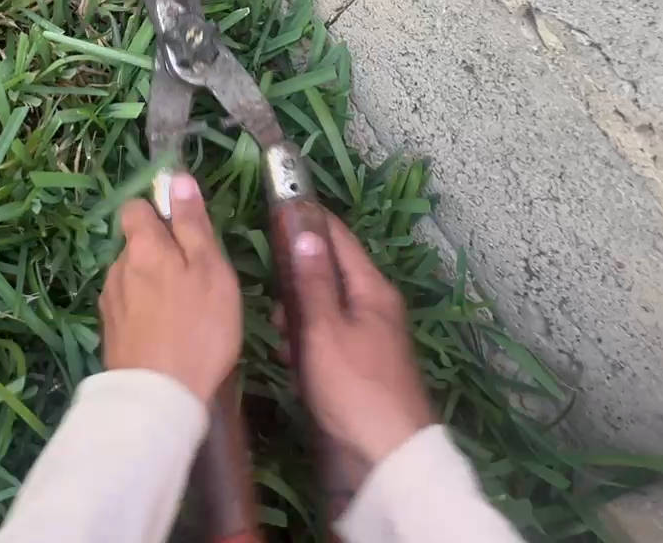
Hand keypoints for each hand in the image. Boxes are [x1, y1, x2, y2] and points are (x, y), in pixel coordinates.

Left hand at [101, 172, 241, 403]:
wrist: (159, 401)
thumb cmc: (197, 328)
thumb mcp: (210, 269)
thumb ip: (192, 224)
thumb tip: (178, 179)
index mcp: (141, 247)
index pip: (134, 208)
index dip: (157, 212)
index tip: (184, 231)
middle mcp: (117, 267)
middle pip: (136, 244)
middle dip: (161, 253)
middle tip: (197, 279)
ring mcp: (109, 302)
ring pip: (133, 277)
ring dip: (153, 284)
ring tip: (185, 311)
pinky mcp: (109, 333)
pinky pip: (129, 306)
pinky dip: (146, 311)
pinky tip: (167, 334)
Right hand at [287, 211, 434, 468]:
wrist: (388, 455)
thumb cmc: (354, 385)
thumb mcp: (325, 329)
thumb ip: (313, 280)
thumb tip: (306, 232)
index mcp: (372, 288)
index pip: (339, 237)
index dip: (310, 220)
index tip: (279, 207)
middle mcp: (374, 304)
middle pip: (328, 273)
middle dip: (297, 281)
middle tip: (275, 300)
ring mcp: (369, 334)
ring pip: (324, 307)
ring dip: (299, 317)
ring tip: (283, 339)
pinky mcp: (360, 361)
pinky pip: (328, 336)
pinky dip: (309, 343)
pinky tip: (294, 363)